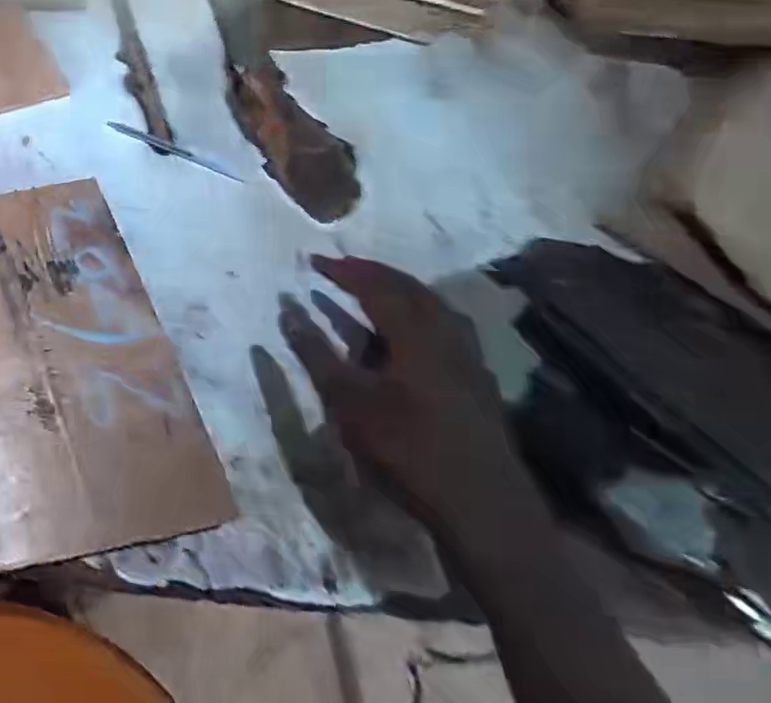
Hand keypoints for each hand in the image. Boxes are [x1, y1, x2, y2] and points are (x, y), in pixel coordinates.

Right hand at [277, 255, 530, 535]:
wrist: (481, 510)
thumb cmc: (404, 449)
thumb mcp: (345, 400)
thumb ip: (316, 352)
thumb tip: (289, 311)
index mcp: (418, 340)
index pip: (381, 290)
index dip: (347, 271)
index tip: (314, 261)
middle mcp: (451, 343)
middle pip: (416, 293)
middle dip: (376, 274)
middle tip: (342, 267)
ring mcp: (471, 366)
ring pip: (439, 312)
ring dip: (403, 293)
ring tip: (374, 290)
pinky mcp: (478, 388)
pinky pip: (448, 332)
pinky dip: (419, 317)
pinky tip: (406, 334)